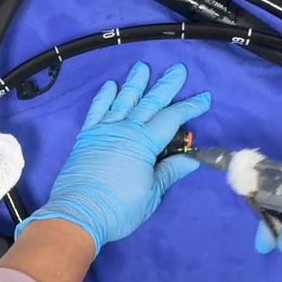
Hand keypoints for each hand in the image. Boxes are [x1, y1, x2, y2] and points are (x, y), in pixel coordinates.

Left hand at [20, 61, 210, 250]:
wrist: (78, 214)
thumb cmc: (120, 207)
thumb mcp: (152, 194)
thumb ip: (169, 172)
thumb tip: (191, 159)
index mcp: (144, 143)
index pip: (172, 119)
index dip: (189, 107)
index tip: (204, 97)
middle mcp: (125, 130)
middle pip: (149, 103)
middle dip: (165, 86)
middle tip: (177, 69)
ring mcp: (104, 131)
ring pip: (123, 101)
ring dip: (134, 84)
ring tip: (142, 67)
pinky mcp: (86, 137)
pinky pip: (97, 111)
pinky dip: (104, 97)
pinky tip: (111, 85)